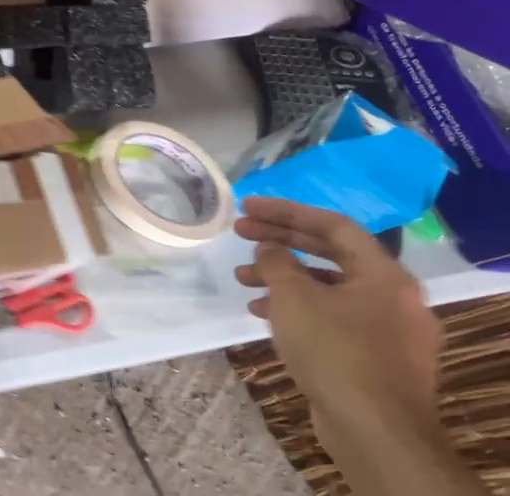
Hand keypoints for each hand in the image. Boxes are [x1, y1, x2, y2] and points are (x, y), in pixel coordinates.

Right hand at [234, 198, 447, 472]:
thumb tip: (270, 248)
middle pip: (332, 253)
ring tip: (242, 278)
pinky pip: (334, 314)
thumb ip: (277, 262)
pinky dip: (298, 305)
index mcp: (385, 276)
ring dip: (283, 276)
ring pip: (329, 286)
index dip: (287, 211)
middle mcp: (394, 297)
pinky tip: (264, 312)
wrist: (375, 428)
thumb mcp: (294, 297)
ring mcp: (389, 328)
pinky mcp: (376, 354)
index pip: (334, 226)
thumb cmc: (334, 350)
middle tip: (239, 233)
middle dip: (282, 241)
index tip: (245, 206)